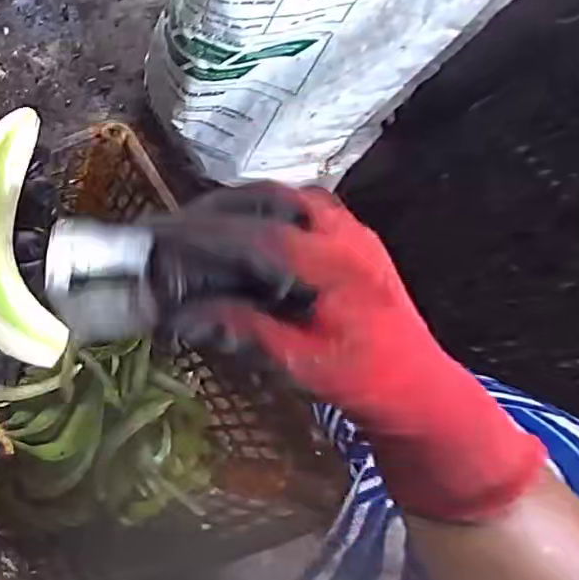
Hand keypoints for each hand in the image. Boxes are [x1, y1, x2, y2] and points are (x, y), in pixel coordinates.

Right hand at [157, 184, 545, 521]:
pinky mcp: (347, 232)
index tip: (159, 235)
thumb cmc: (362, 378)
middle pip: (266, 199)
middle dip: (210, 210)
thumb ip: (242, 329)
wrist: (420, 384)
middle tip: (168, 228)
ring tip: (192, 227)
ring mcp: (349, 227)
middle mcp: (344, 233)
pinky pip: (293, 205)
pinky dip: (255, 210)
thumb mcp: (298, 362)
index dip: (203, 234)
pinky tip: (233, 231)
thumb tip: (177, 317)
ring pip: (280, 195)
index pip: (257, 236)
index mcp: (336, 267)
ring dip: (232, 205)